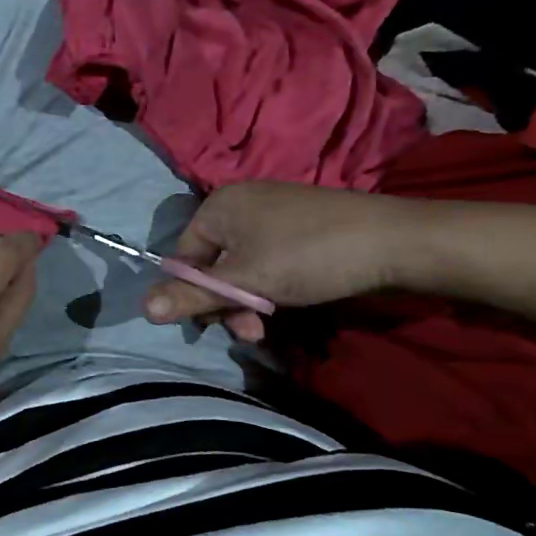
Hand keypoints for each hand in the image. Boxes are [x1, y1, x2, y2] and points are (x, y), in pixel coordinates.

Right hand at [143, 182, 424, 340]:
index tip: (219, 325)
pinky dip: (269, 286)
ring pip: (240, 268)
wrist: (392, 242)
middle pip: (211, 265)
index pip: (183, 258)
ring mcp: (270, 214)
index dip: (195, 296)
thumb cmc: (308, 256)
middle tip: (251, 332)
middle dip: (227, 304)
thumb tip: (143, 309)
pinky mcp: (296, 227)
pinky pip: (265, 260)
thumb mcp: (246, 282)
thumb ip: (193, 297)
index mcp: (219, 206)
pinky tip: (286, 303)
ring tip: (270, 326)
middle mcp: (240, 203)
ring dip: (248, 301)